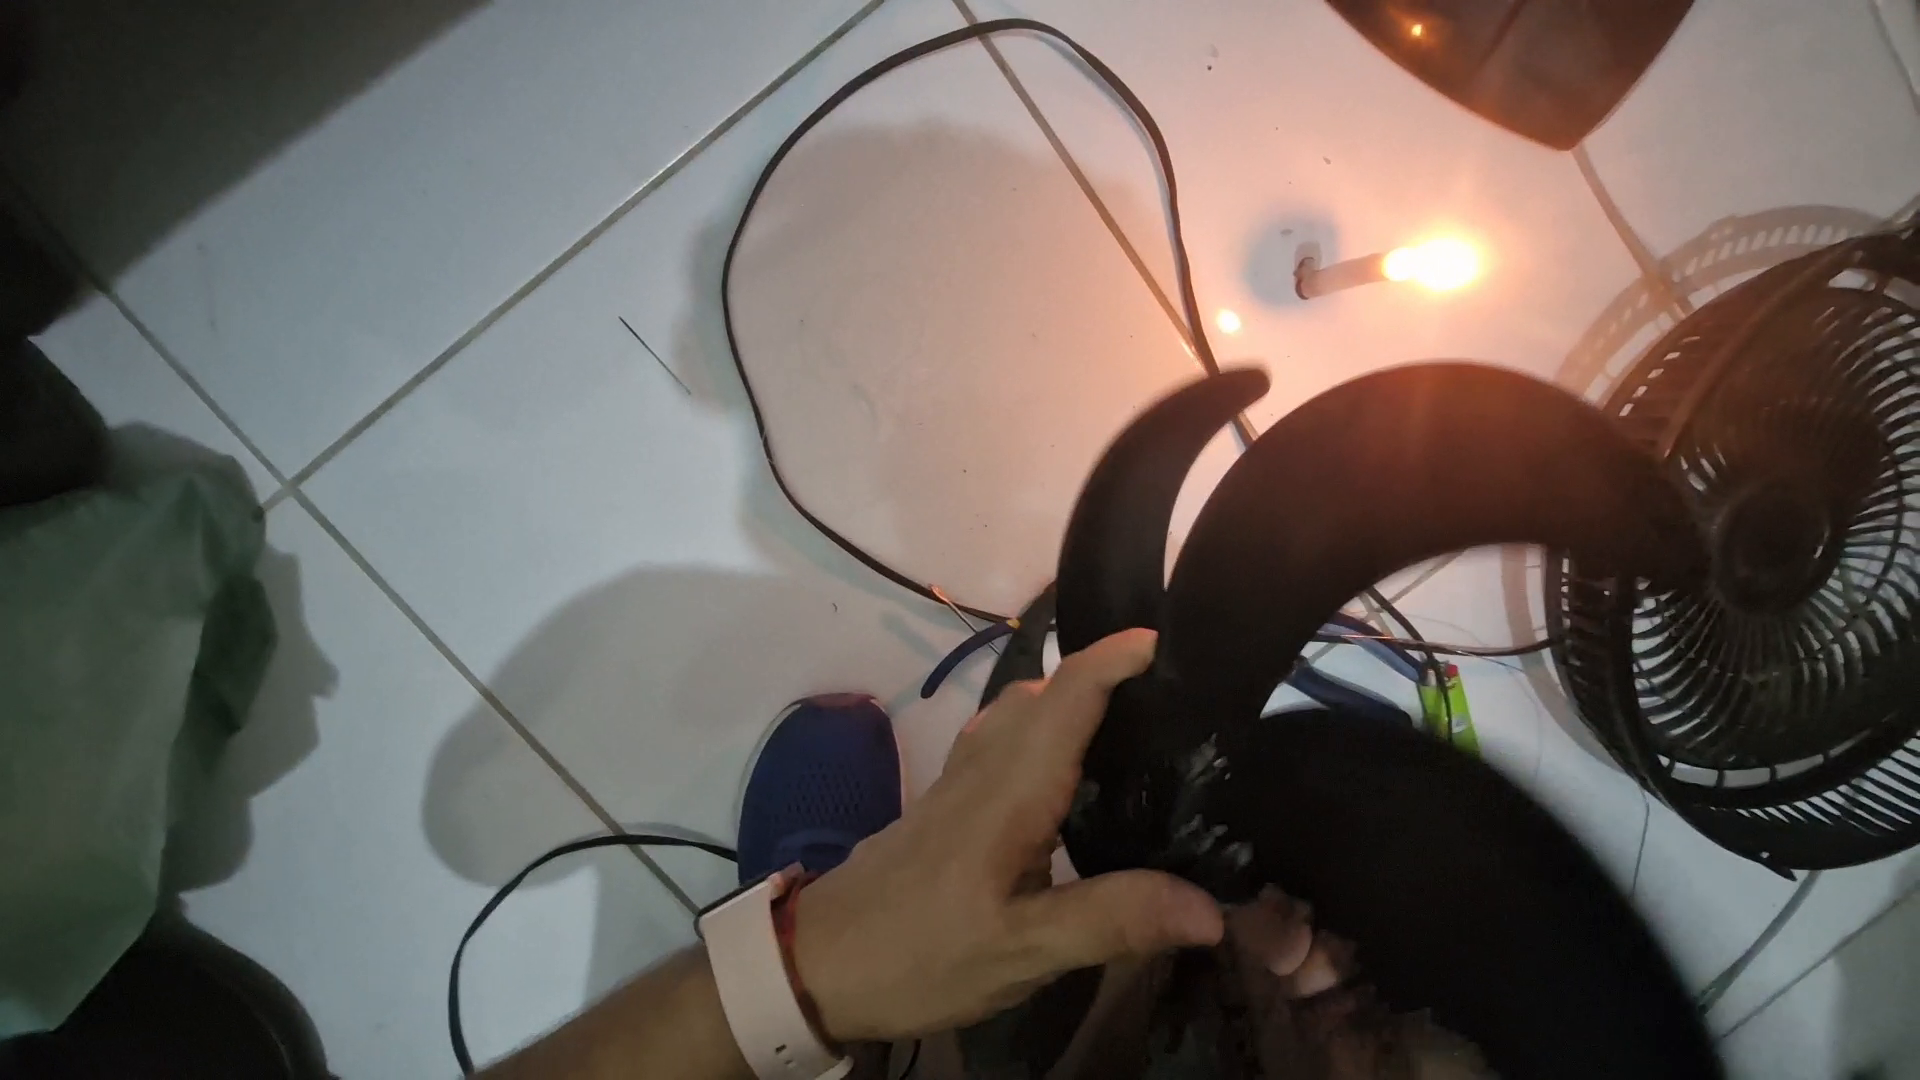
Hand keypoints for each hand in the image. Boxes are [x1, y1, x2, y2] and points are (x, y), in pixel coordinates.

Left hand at [789, 628, 1224, 1041]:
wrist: (822, 956)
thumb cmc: (921, 952)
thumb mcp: (1021, 952)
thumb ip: (1112, 920)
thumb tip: (1213, 906)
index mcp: (1012, 788)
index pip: (1067, 695)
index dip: (1114, 658)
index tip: (1168, 644)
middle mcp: (987, 763)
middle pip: (1048, 689)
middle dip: (1107, 670)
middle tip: (1175, 690)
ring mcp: (963, 773)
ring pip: (1023, 706)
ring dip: (1074, 692)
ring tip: (1135, 719)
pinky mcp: (951, 792)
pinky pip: (1005, 731)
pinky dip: (1045, 720)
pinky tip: (1067, 762)